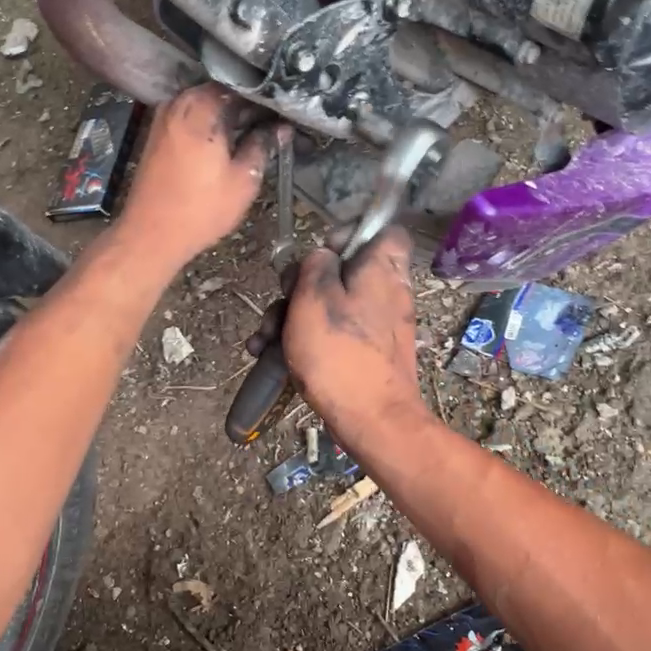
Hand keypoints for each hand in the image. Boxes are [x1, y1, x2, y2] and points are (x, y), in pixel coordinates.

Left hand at [115, 84, 286, 270]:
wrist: (151, 233)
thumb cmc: (201, 209)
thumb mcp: (243, 180)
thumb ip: (262, 146)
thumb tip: (280, 128)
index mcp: (203, 107)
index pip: (242, 85)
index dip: (266, 97)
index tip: (284, 108)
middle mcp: (181, 102)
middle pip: (221, 90)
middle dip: (247, 103)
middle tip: (272, 120)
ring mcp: (165, 115)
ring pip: (205, 102)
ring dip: (228, 114)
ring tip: (253, 130)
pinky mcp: (158, 131)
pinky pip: (191, 115)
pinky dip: (209, 122)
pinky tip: (226, 139)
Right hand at [283, 227, 429, 438]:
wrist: (371, 419)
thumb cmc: (340, 354)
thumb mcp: (314, 297)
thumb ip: (316, 265)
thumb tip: (323, 258)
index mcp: (381, 269)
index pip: (382, 231)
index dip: (348, 234)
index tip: (321, 253)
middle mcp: (386, 292)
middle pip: (342, 271)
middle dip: (301, 284)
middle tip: (283, 301)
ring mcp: (377, 327)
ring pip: (330, 305)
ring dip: (291, 317)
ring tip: (263, 340)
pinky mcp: (366, 355)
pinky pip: (334, 335)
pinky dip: (305, 340)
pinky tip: (268, 354)